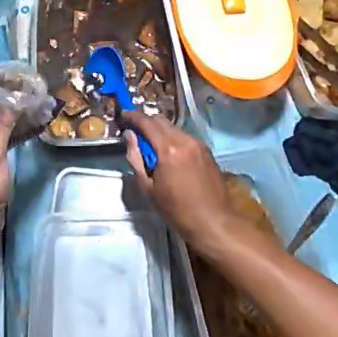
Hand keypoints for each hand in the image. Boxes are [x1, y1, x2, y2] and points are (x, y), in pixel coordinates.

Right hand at [122, 110, 241, 254]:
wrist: (213, 221)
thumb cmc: (177, 209)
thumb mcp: (148, 187)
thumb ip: (136, 158)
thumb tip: (129, 136)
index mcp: (169, 149)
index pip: (147, 123)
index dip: (133, 116)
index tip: (124, 115)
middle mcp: (185, 140)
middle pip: (161, 120)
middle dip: (147, 122)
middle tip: (136, 133)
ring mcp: (198, 144)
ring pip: (174, 127)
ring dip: (161, 131)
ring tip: (153, 147)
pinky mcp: (207, 150)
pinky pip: (185, 136)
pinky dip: (174, 138)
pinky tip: (171, 154)